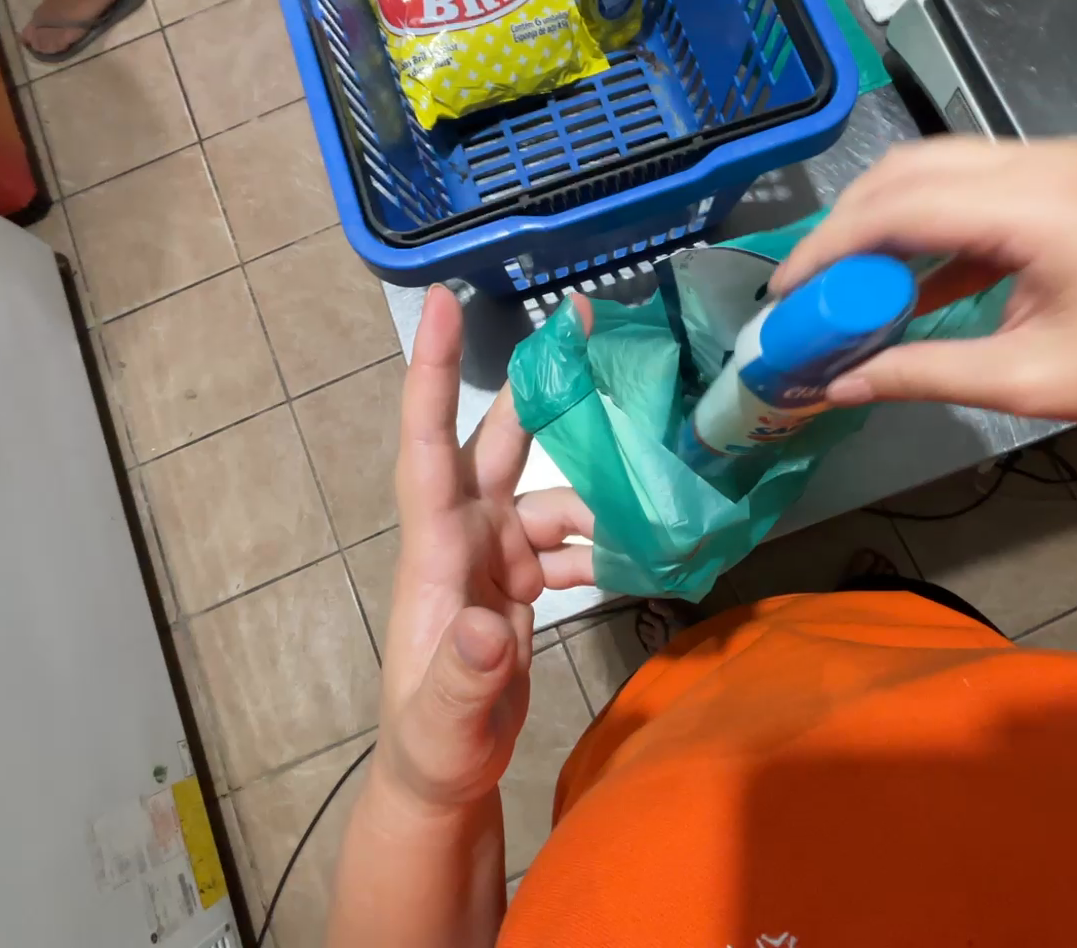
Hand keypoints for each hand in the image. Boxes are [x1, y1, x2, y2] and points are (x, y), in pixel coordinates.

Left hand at [375, 285, 594, 812]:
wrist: (446, 772)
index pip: (427, 446)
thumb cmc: (431, 746)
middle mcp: (464, 535)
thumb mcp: (443, 724)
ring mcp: (494, 554)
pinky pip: (568, 541)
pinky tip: (631, 558)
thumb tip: (484, 629)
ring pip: (553, 496)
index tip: (440, 303)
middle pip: (500, 442)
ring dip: (598, 502)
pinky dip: (599, 544)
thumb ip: (462, 679)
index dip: (431, 373)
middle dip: (537, 385)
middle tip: (584, 321)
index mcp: (436, 550)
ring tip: (649, 514)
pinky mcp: (520, 579)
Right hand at [770, 137, 1076, 423]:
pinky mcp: (1052, 179)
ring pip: (928, 169)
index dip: (829, 246)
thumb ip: (923, 376)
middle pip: (905, 172)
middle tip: (807, 284)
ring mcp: (1049, 163)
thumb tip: (838, 385)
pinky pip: (961, 187)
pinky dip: (918, 226)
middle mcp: (1038, 163)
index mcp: (1037, 208)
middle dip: (842, 226)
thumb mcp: (1027, 382)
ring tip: (841, 278)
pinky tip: (901, 280)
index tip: (785, 290)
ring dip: (875, 219)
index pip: (900, 207)